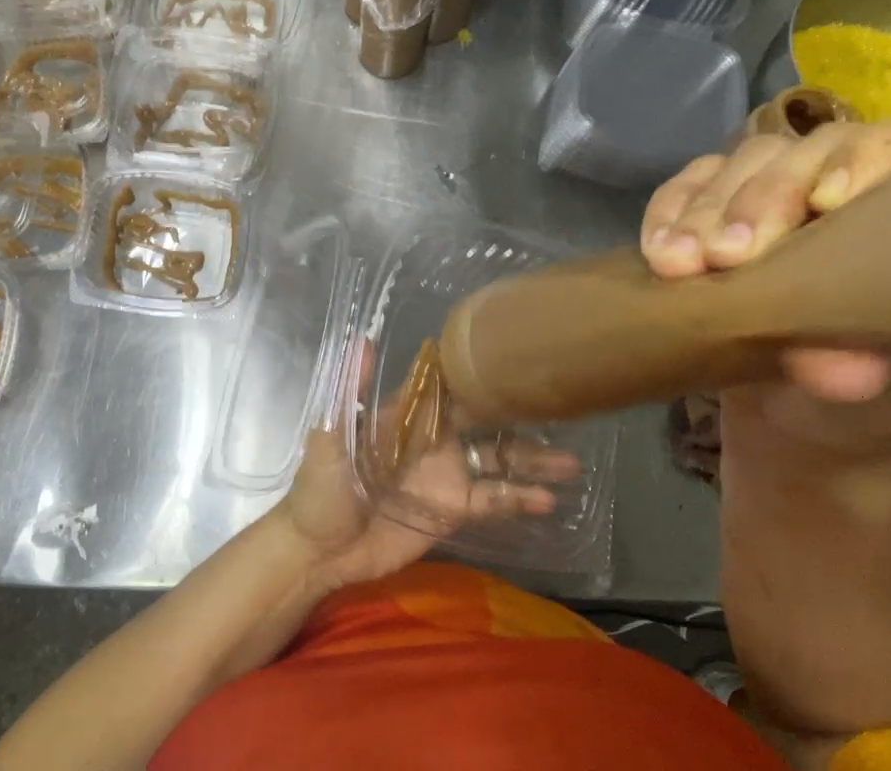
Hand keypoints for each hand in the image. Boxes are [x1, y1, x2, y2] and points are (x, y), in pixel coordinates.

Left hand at [277, 348, 581, 590]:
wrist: (319, 552)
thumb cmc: (320, 489)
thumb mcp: (330, 437)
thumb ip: (351, 392)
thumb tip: (363, 338)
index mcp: (404, 416)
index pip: (447, 386)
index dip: (478, 373)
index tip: (516, 358)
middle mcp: (432, 440)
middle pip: (484, 422)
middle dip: (520, 417)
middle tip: (562, 410)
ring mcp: (445, 476)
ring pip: (496, 461)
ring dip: (531, 460)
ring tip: (571, 463)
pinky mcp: (452, 511)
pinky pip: (491, 501)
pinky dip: (519, 499)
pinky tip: (548, 499)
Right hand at [639, 107, 890, 463]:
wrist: (799, 419)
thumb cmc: (864, 400)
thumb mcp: (879, 398)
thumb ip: (863, 372)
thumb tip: (841, 367)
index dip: (877, 155)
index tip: (828, 203)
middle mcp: (857, 185)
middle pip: (813, 150)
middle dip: (762, 197)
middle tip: (726, 258)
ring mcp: (782, 192)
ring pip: (745, 162)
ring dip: (704, 209)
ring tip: (678, 266)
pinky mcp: (719, 207)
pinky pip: (688, 186)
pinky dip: (667, 212)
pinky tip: (655, 252)